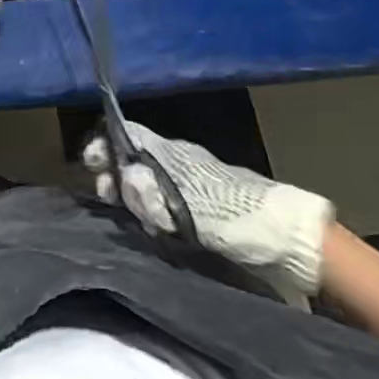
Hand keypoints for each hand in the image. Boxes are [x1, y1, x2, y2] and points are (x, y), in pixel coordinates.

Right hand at [84, 120, 334, 294]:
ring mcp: (188, 186)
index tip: (91, 164)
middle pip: (132, 160)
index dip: (105, 146)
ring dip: (132, 200)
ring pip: (143, 184)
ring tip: (136, 218)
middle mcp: (178, 164)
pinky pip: (159, 205)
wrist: (287, 242)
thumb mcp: (186, 199)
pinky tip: (152, 227)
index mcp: (174, 153)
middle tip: (109, 200)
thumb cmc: (235, 216)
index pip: (129, 136)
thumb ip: (148, 188)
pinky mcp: (197, 210)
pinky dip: (148, 214)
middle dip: (115, 177)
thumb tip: (121, 175)